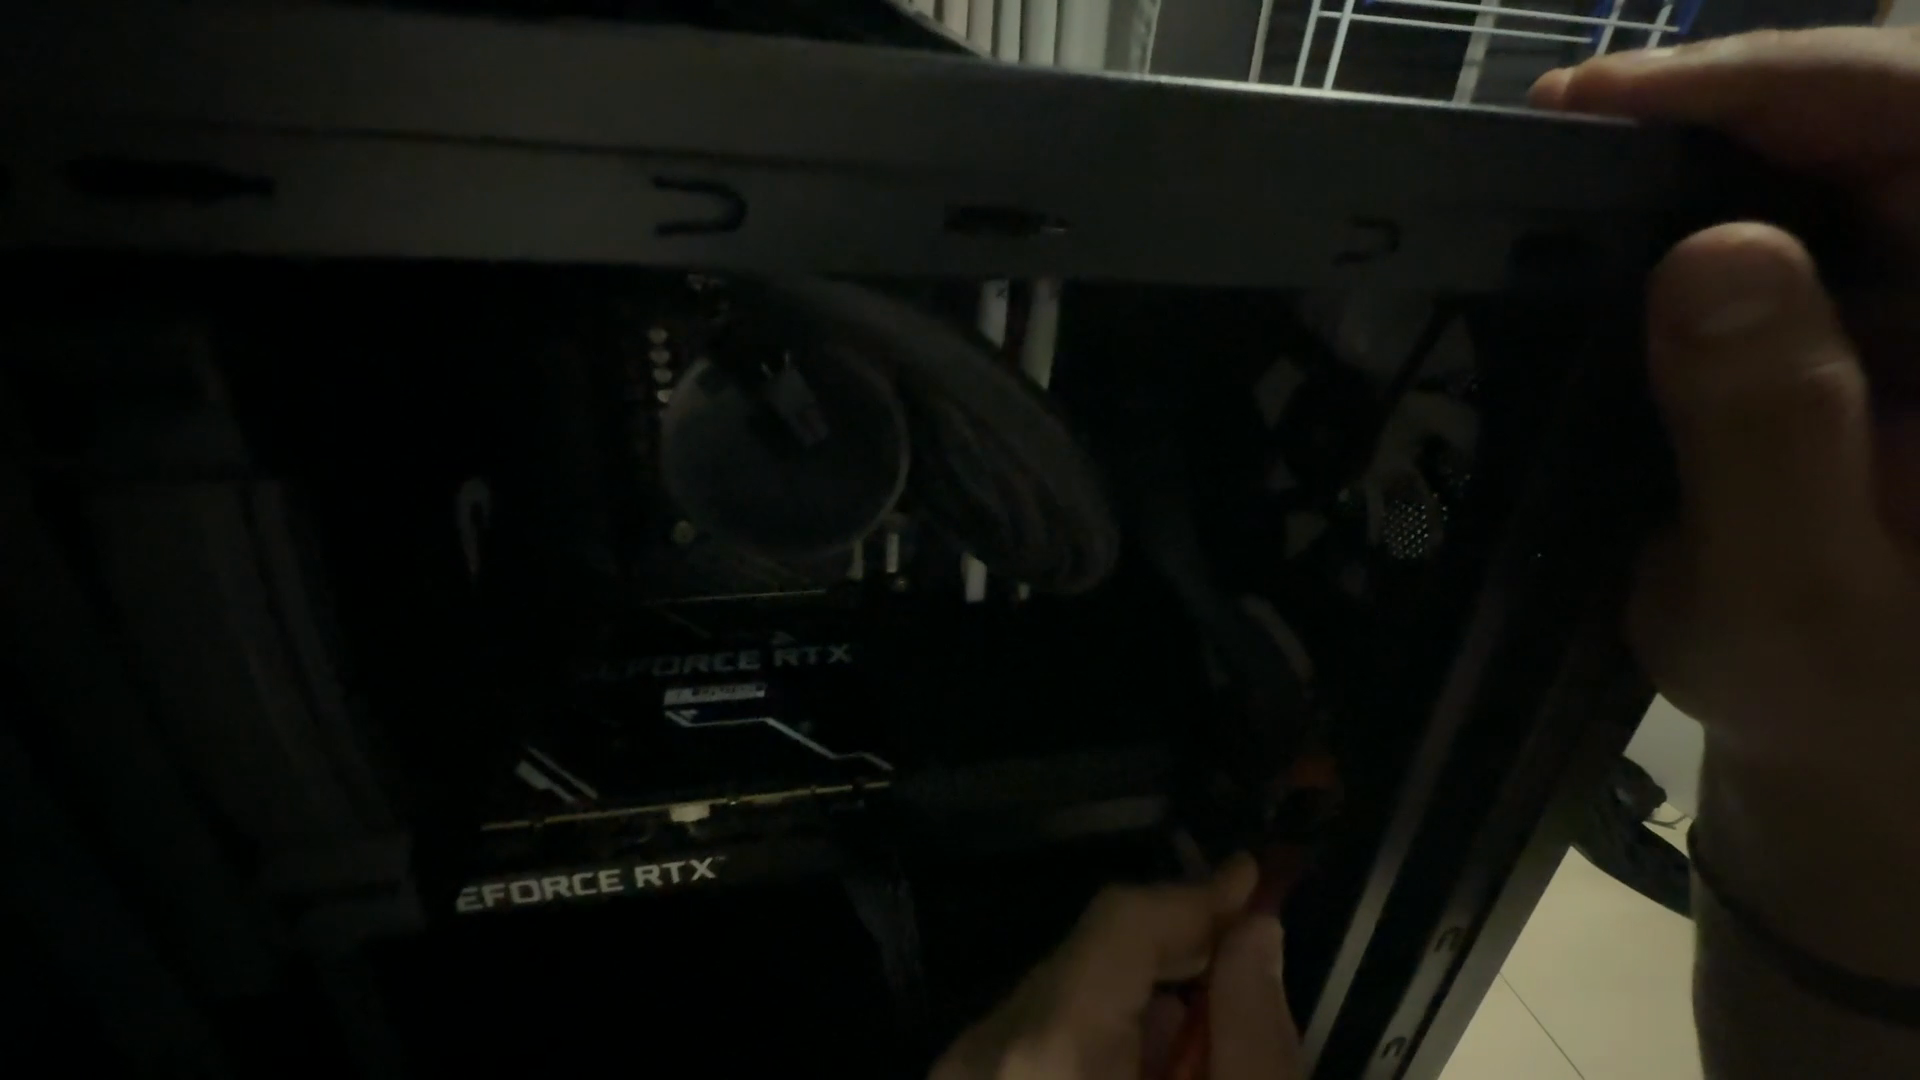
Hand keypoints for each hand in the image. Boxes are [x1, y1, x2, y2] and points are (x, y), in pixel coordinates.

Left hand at [929, 856, 1301, 1079]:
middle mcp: (987, 1046)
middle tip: (1247, 946)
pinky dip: (1101, 1035)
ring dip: (1141, 997)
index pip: (1118, 922)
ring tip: (1208, 1024)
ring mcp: (965, 1069)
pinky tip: (1153, 1061)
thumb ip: (1253, 1038)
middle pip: (1090, 952)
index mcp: (1049, 1053)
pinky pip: (1039, 1034)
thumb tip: (1255, 935)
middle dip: (1175, 948)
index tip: (1251, 880)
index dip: (1190, 894)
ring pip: (1066, 992)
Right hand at [1533, 28, 1919, 976]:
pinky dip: (1711, 221)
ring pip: (1858, 171)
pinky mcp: (1893, 342)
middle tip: (1570, 121)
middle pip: (1910, 122)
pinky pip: (1815, 240)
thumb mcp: (1791, 588)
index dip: (1783, 85)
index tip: (1602, 99)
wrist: (1876, 752)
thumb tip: (1708, 256)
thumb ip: (1767, 434)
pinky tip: (1630, 236)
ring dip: (1717, 153)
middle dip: (1738, 100)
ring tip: (1582, 162)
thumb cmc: (1847, 701)